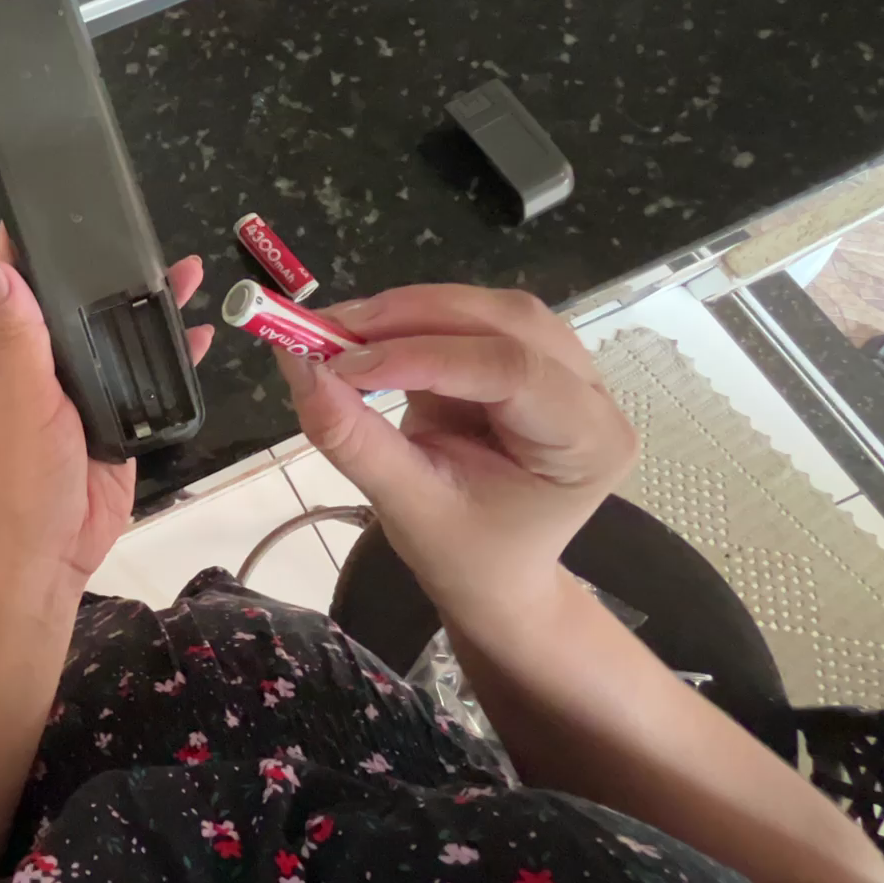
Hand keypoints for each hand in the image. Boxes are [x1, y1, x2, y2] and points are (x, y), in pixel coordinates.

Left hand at [0, 225, 213, 593]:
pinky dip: (171, 356)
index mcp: (7, 358)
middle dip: (98, 270)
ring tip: (182, 270)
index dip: (19, 249)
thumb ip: (18, 336)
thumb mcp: (21, 400)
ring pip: (113, 336)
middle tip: (131, 232)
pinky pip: (145, 377)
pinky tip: (200, 334)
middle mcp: (43, 368)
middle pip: (72, 306)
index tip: (41, 207)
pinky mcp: (117, 417)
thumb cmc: (24, 478)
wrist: (55, 552)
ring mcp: (83, 392)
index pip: (8, 289)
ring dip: (142, 306)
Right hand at [273, 284, 637, 622]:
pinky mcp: (520, 359)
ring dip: (408, 310)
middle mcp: (589, 394)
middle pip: (506, 322)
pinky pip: (466, 320)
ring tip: (339, 329)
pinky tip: (365, 336)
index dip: (420, 357)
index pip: (511, 371)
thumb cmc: (462, 553)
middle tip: (330, 328)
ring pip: (487, 310)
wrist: (491, 572)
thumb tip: (294, 363)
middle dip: (412, 316)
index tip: (338, 365)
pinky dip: (409, 320)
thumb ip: (350, 437)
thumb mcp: (403, 504)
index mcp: (586, 444)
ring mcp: (561, 370)